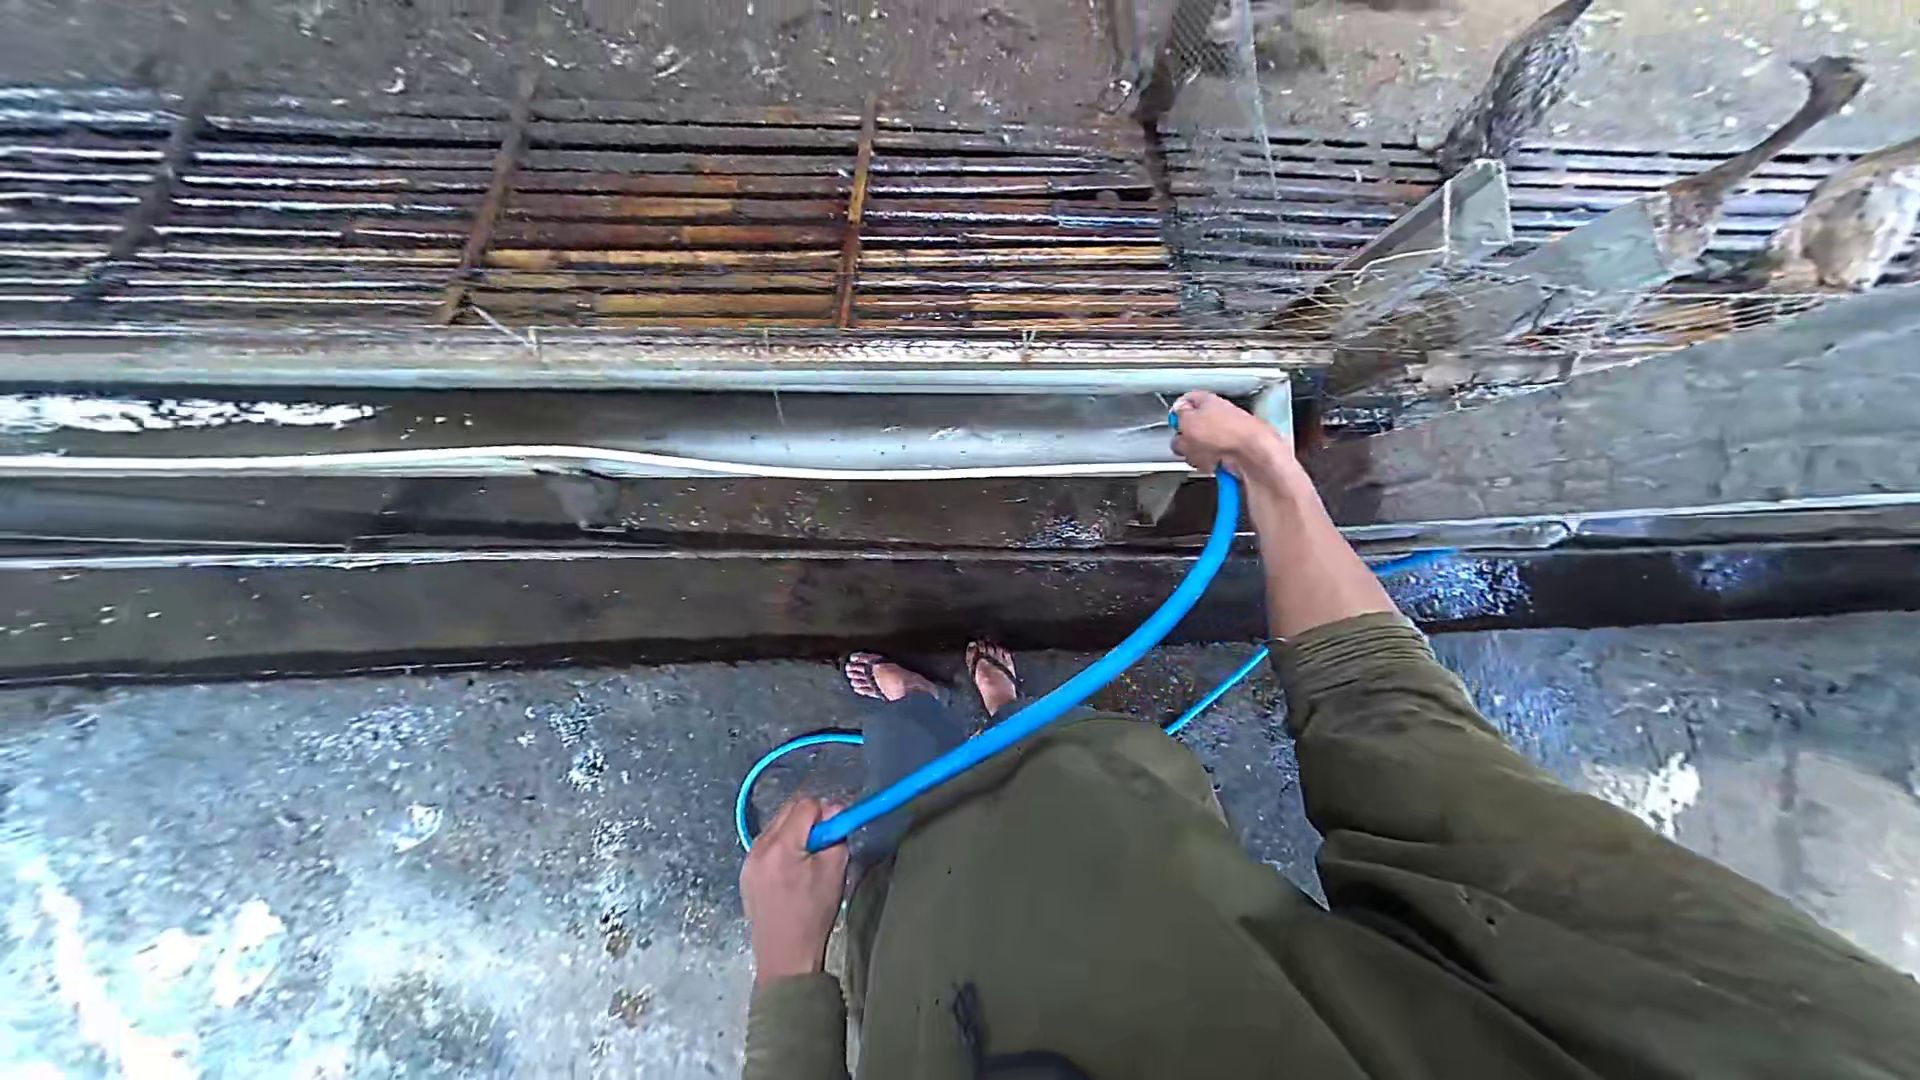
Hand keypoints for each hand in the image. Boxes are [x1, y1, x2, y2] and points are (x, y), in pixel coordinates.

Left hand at [740, 796, 849, 984]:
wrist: (785, 959)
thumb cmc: (814, 914)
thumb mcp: (835, 869)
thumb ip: (836, 834)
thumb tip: (835, 813)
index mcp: (781, 847)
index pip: (806, 806)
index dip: (826, 812)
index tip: (836, 828)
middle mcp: (758, 848)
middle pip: (788, 809)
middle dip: (810, 817)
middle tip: (826, 837)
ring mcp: (748, 860)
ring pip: (777, 823)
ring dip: (796, 828)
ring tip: (809, 854)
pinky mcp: (745, 872)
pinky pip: (767, 842)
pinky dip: (784, 843)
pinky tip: (793, 865)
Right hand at [1170, 391, 1292, 477]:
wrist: (1249, 453)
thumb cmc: (1222, 432)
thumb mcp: (1188, 420)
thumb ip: (1179, 414)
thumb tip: (1177, 412)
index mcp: (1208, 401)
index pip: (1188, 399)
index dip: (1177, 409)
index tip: (1173, 419)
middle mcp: (1218, 415)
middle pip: (1191, 427)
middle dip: (1184, 437)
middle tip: (1184, 441)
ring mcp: (1224, 435)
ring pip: (1198, 445)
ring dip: (1194, 452)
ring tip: (1199, 454)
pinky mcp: (1229, 454)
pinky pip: (1208, 459)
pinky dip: (1206, 463)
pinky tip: (1209, 463)